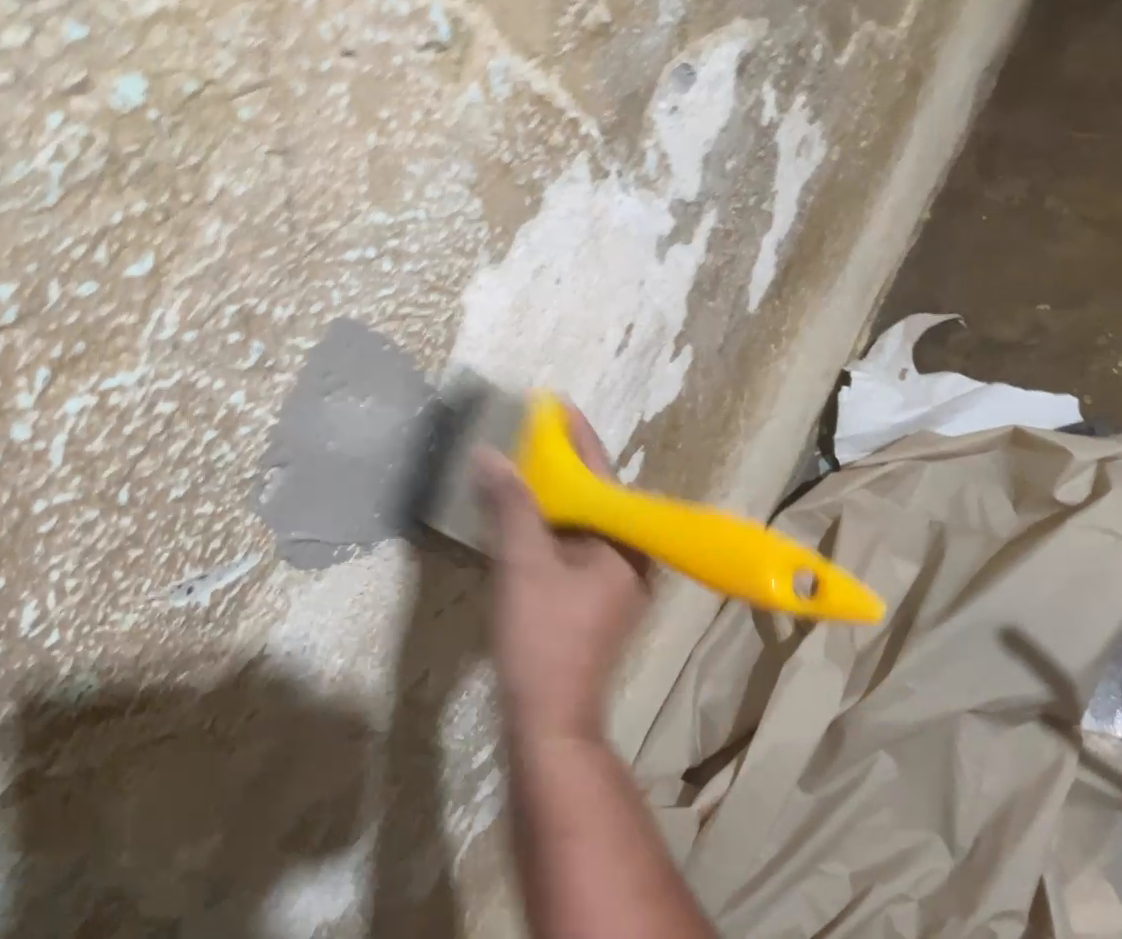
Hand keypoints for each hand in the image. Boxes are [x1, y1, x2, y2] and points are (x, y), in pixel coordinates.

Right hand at [473, 407, 649, 745]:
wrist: (549, 718)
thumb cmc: (543, 637)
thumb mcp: (523, 562)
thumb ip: (510, 504)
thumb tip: (491, 455)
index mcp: (626, 544)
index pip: (602, 475)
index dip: (576, 437)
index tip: (554, 403)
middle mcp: (630, 559)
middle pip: (593, 498)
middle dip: (560, 466)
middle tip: (526, 433)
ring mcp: (614, 584)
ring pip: (580, 525)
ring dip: (549, 497)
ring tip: (517, 465)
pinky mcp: (593, 602)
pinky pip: (571, 549)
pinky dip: (546, 528)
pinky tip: (518, 517)